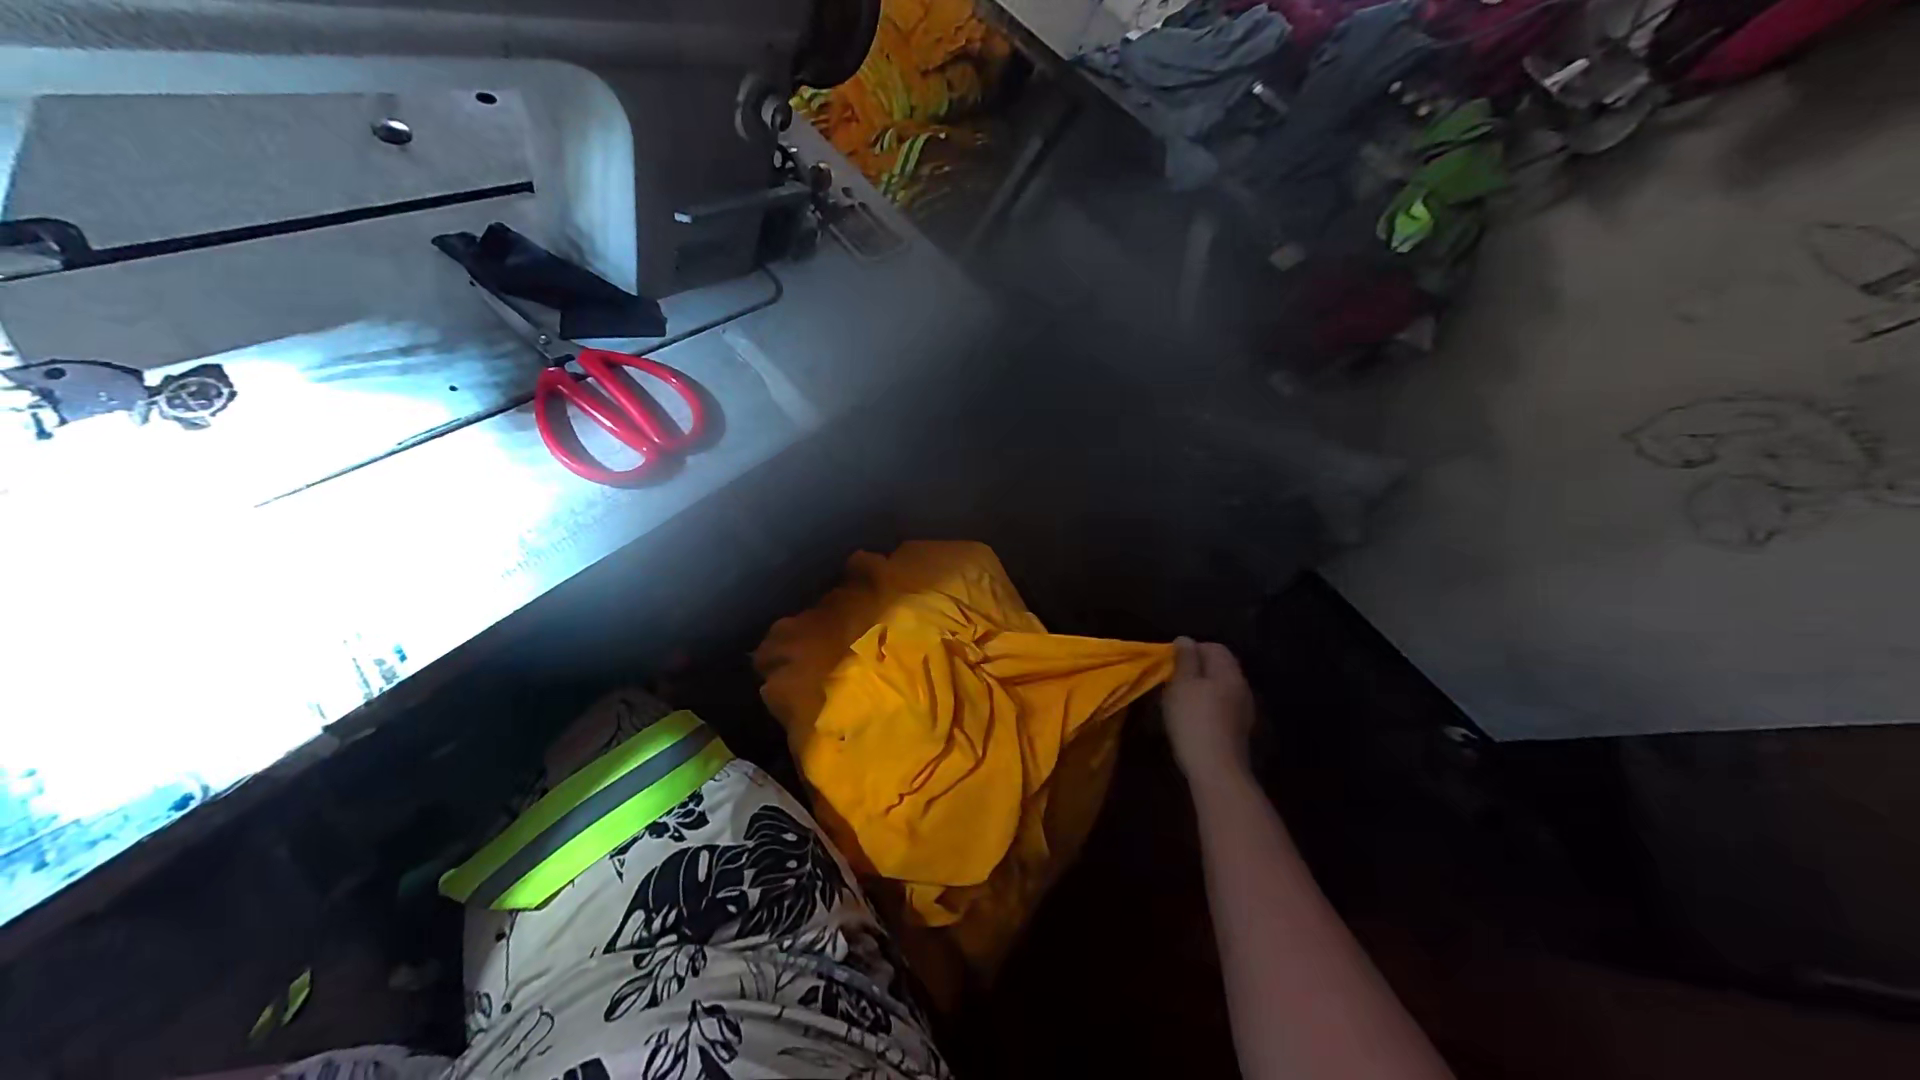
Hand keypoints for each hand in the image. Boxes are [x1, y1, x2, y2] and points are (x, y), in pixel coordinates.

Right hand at [1162, 637, 1256, 782]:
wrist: (1216, 770)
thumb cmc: (1194, 721)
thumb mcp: (1182, 685)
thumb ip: (1184, 659)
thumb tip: (1185, 639)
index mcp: (1229, 673)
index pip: (1214, 647)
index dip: (1191, 649)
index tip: (1171, 662)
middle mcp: (1241, 687)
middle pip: (1219, 667)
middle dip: (1195, 669)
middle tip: (1172, 681)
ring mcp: (1243, 710)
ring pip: (1219, 688)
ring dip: (1200, 689)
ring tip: (1178, 700)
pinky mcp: (1238, 730)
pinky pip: (1221, 706)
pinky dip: (1206, 706)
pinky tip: (1192, 719)